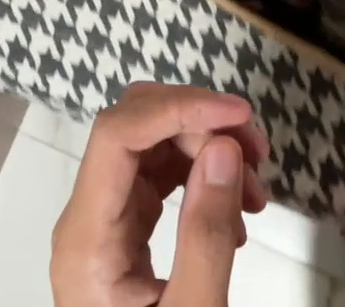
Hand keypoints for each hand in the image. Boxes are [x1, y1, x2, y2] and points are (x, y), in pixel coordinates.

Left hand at [51, 82, 270, 306]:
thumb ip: (206, 235)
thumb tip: (223, 146)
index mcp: (86, 238)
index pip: (117, 135)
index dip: (178, 107)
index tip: (240, 114)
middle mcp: (87, 215)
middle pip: (135, 127)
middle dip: (200, 123)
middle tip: (258, 153)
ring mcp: (105, 219)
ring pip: (153, 144)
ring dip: (209, 146)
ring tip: (257, 190)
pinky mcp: (125, 227)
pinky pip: (163, 175)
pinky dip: (204, 175)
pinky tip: (238, 211)